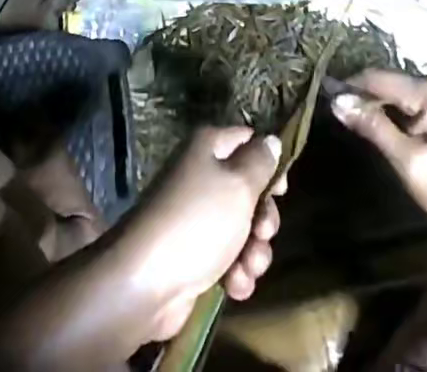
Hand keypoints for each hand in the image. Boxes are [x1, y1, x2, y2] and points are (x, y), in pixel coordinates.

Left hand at [109, 127, 285, 339]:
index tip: (281, 190)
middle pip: (250, 190)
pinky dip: (237, 272)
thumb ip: (260, 162)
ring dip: (254, 252)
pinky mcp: (195, 254)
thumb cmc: (197, 222)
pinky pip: (229, 257)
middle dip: (264, 218)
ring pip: (244, 229)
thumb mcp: (238, 185)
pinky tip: (235, 286)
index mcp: (208, 148)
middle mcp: (201, 176)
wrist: (145, 283)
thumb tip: (271, 140)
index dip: (269, 162)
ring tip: (247, 267)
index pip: (248, 140)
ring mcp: (197, 217)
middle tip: (262, 233)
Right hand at [332, 70, 426, 233]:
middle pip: (383, 81)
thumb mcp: (406, 158)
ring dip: (367, 102)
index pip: (378, 78)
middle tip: (328, 107)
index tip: (322, 95)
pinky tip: (363, 121)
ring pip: (388, 90)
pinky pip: (398, 102)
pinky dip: (380, 110)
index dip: (349, 86)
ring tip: (339, 113)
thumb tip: (337, 101)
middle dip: (357, 93)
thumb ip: (372, 126)